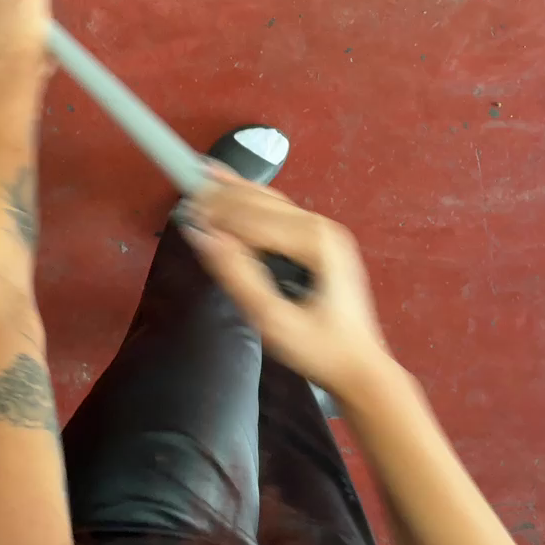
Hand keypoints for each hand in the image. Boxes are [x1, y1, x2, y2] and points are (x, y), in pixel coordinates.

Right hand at [181, 175, 391, 397]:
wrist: (360, 368)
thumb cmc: (320, 350)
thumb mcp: (272, 320)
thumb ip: (237, 276)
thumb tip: (204, 237)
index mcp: (315, 243)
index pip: (253, 218)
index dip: (217, 212)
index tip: (185, 211)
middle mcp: (321, 227)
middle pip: (260, 202)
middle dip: (222, 198)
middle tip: (185, 196)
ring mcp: (323, 230)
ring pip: (268, 200)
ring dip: (234, 192)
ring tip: (200, 177)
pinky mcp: (319, 238)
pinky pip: (277, 209)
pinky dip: (250, 198)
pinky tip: (231, 185)